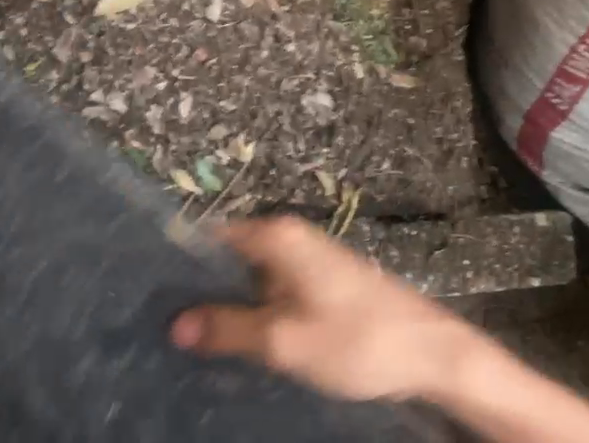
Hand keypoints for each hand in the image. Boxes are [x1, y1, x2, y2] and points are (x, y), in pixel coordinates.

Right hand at [171, 217, 498, 402]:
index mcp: (276, 235)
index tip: (155, 294)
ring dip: (231, 305)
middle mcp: (289, 236)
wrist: (433, 353)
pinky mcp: (322, 281)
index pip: (210, 237)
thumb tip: (175, 325)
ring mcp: (308, 258)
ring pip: (252, 278)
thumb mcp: (285, 341)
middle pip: (229, 257)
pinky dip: (257, 311)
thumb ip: (228, 329)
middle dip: (204, 290)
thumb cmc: (357, 339)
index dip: (182, 266)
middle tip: (173, 326)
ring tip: (200, 339)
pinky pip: (274, 290)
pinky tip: (246, 342)